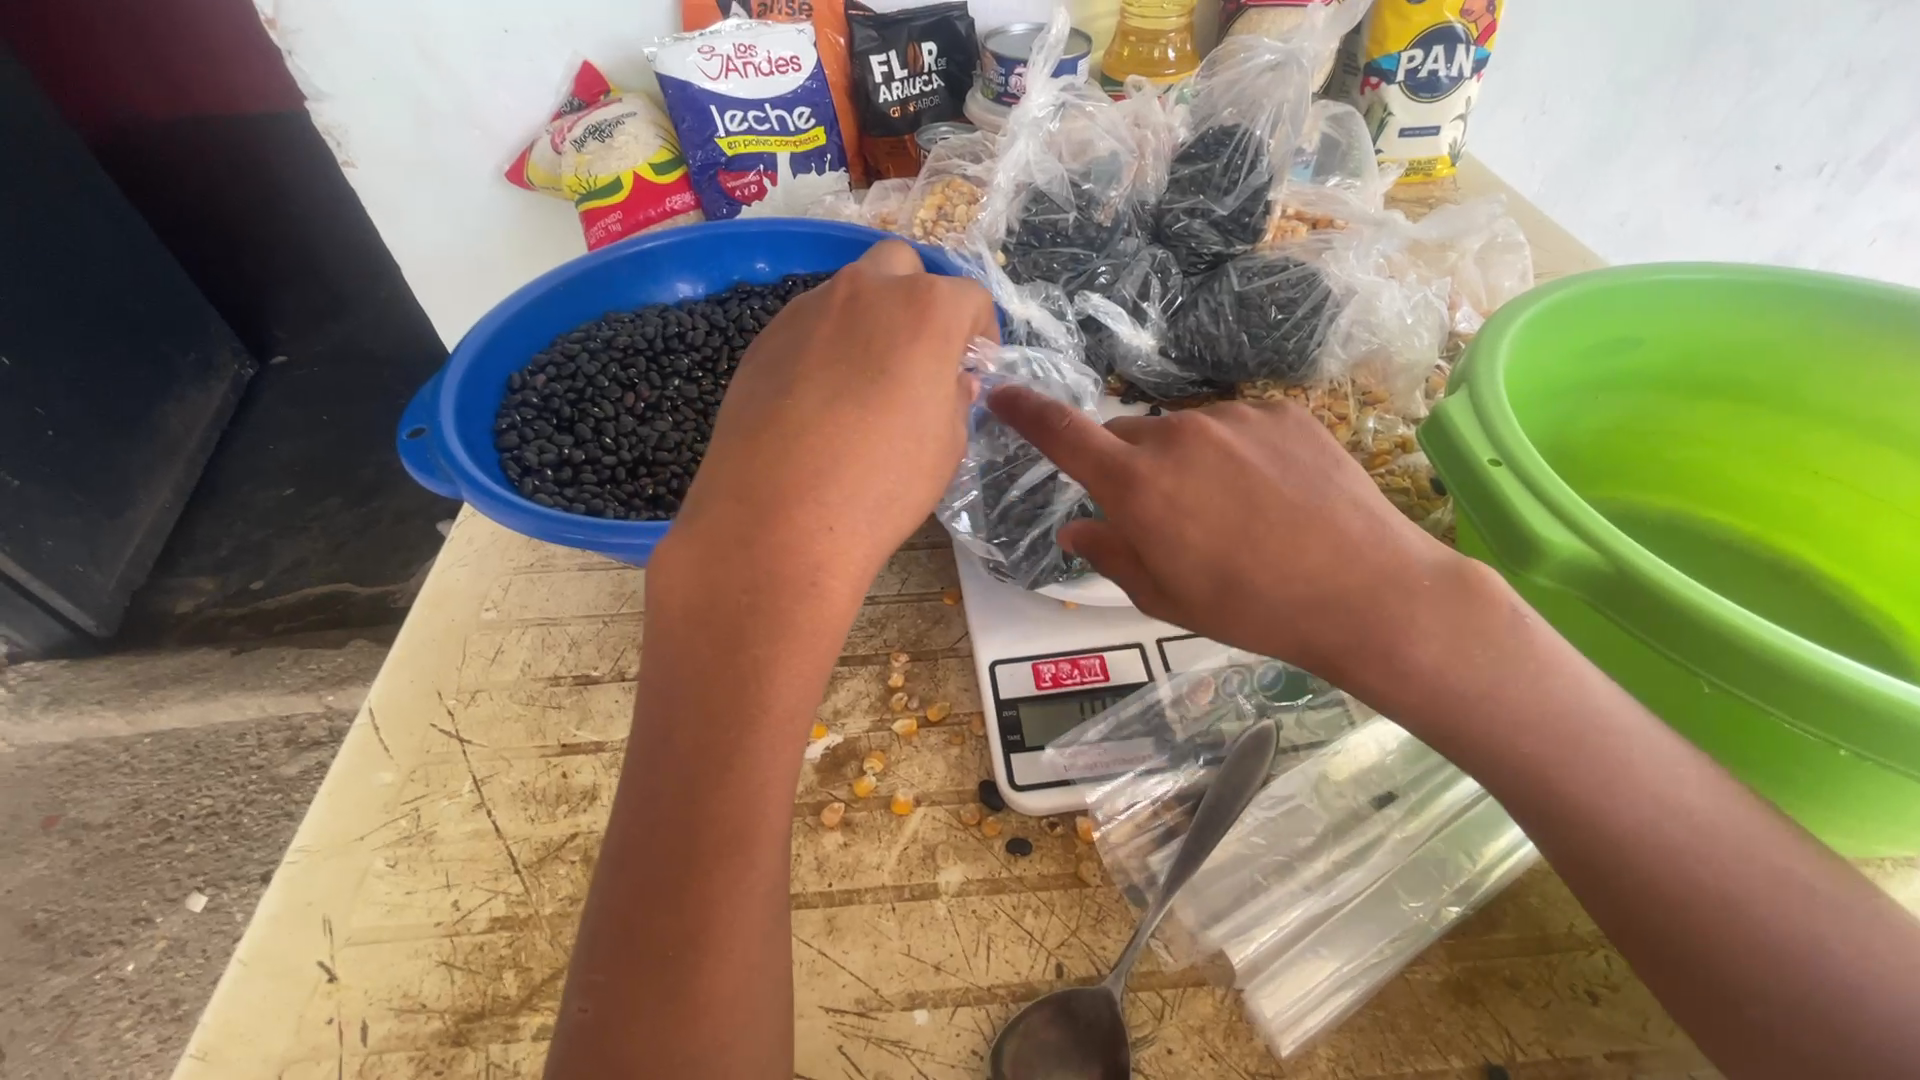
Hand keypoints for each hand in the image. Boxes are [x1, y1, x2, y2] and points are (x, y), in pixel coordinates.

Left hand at [664, 240, 995, 582]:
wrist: (777, 519)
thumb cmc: (881, 485)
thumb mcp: (946, 447)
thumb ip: (954, 398)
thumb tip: (953, 380)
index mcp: (924, 311)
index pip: (969, 296)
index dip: (980, 331)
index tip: (975, 364)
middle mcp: (863, 292)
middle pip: (902, 267)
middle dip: (920, 299)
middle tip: (921, 355)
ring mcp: (806, 311)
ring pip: (849, 294)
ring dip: (869, 321)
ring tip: (867, 381)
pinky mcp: (764, 340)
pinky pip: (809, 327)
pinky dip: (826, 346)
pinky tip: (821, 399)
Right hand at [989, 387, 1465, 684]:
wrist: (1364, 589)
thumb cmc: (1249, 607)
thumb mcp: (1163, 597)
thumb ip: (1109, 555)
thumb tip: (1075, 529)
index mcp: (1136, 484)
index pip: (1061, 433)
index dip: (1024, 412)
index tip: (1000, 396)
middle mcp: (1177, 435)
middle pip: (1125, 436)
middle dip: (1126, 467)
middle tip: (1162, 516)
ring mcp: (1233, 417)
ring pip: (1182, 432)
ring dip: (1184, 462)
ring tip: (1230, 513)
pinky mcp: (1281, 411)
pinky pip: (1234, 426)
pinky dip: (1233, 454)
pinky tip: (1270, 495)